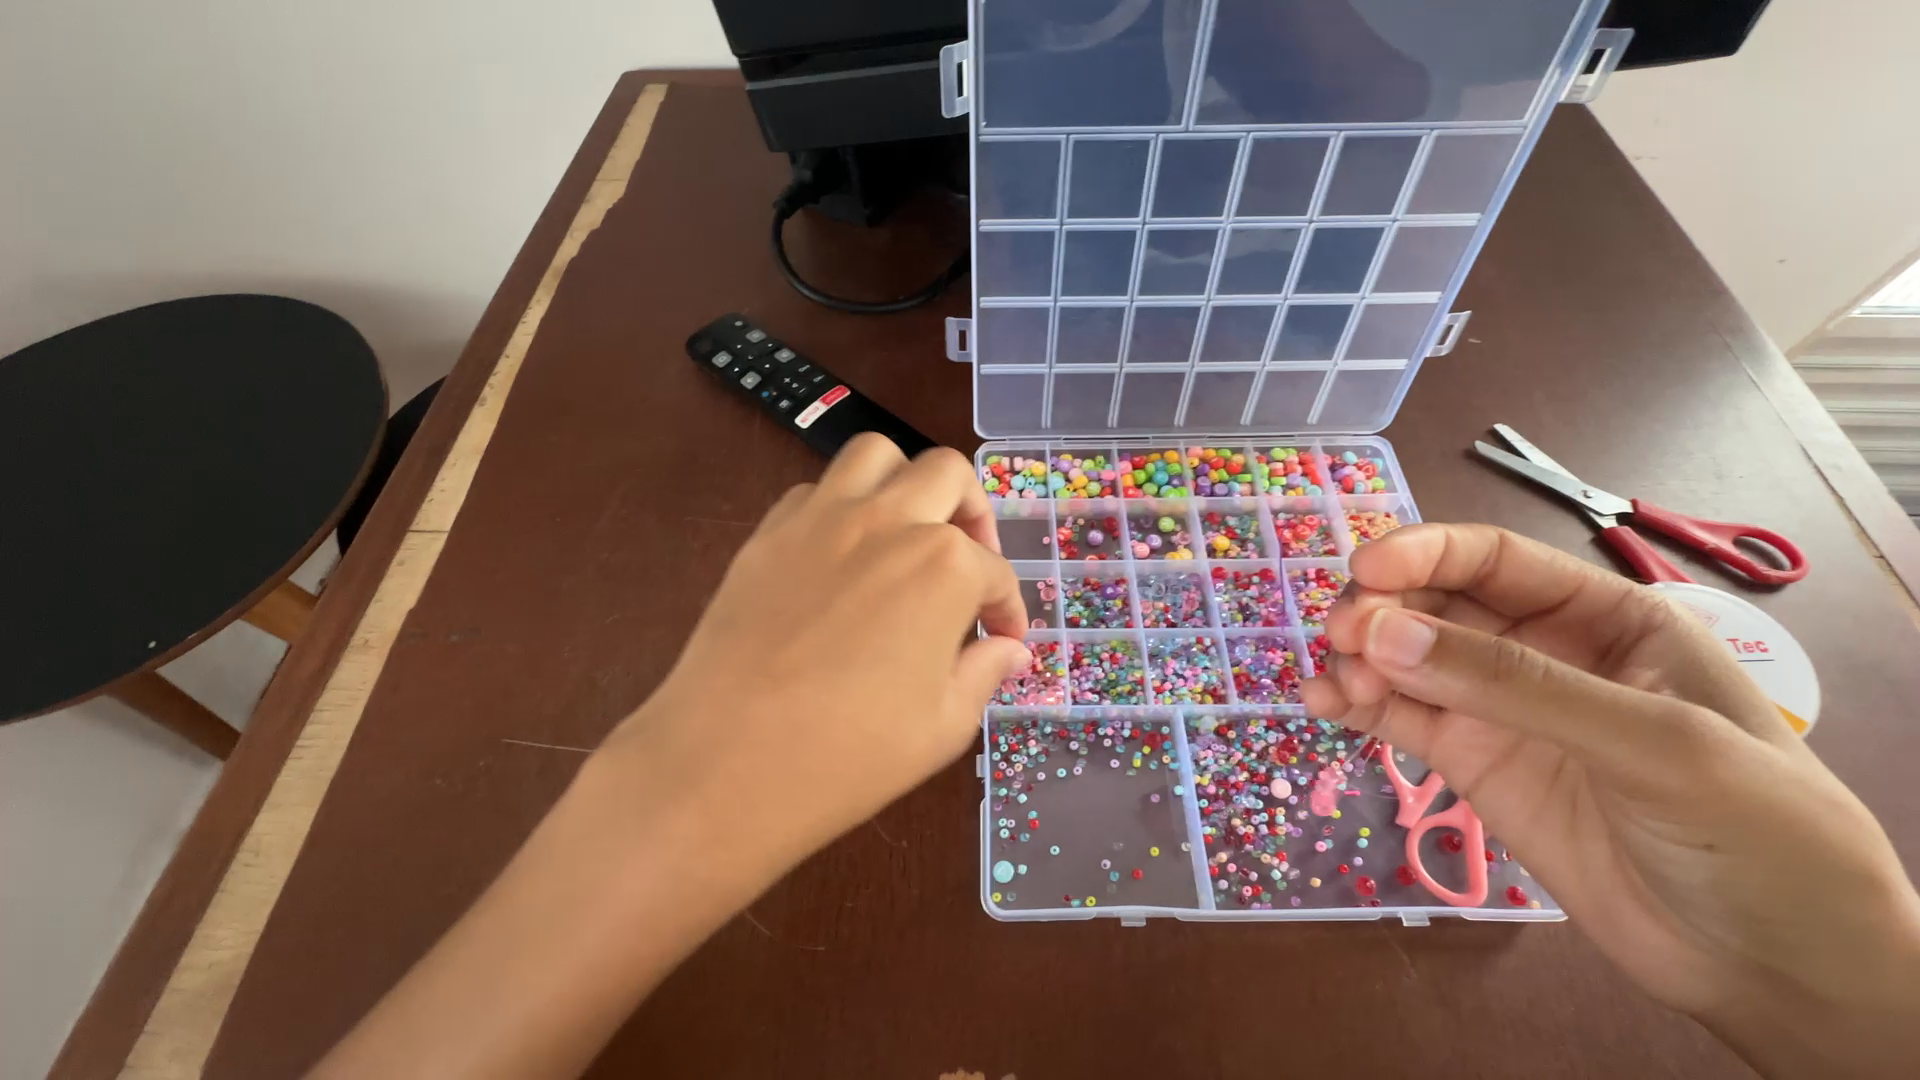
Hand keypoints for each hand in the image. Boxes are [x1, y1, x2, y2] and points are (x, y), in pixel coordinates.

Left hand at [598, 434, 1029, 863]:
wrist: (727, 762)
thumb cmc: (851, 755)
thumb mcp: (942, 726)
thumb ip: (984, 673)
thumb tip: (1010, 650)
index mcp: (944, 565)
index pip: (994, 573)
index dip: (1007, 607)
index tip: (1005, 636)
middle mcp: (889, 521)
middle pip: (947, 475)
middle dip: (973, 514)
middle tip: (968, 561)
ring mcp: (822, 518)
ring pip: (877, 454)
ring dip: (905, 482)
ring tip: (907, 532)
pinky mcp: (769, 531)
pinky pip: (815, 490)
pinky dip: (842, 506)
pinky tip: (842, 556)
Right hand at [1302, 524, 1919, 1077]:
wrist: (1770, 970)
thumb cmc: (1755, 836)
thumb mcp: (1654, 744)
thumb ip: (1515, 686)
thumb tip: (1382, 634)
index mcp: (1603, 619)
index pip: (1497, 561)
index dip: (1425, 552)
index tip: (1364, 570)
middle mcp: (1539, 651)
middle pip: (1433, 602)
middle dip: (1381, 609)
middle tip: (1343, 639)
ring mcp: (1496, 709)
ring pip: (1402, 656)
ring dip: (1358, 657)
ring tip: (1338, 687)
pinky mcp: (1466, 760)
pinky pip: (1395, 716)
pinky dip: (1351, 702)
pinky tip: (1320, 703)